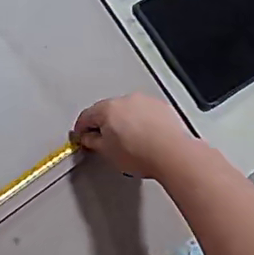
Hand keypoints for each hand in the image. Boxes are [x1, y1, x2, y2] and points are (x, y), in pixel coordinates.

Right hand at [71, 94, 199, 179]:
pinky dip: (142, 121)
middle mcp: (126, 100)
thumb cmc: (142, 154)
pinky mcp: (161, 107)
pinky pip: (144, 112)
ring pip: (127, 110)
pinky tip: (144, 137)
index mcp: (107, 108)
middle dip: (104, 124)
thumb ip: (91, 141)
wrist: (172, 154)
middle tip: (105, 141)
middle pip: (106, 110)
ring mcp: (145, 102)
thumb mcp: (106, 152)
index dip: (81, 129)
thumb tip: (89, 138)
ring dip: (124, 121)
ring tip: (129, 141)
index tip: (82, 136)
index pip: (86, 116)